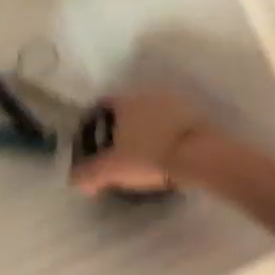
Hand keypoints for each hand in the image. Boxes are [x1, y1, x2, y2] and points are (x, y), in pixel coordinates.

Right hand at [70, 91, 213, 195]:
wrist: (200, 155)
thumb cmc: (148, 156)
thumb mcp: (111, 169)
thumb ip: (88, 173)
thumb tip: (75, 180)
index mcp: (123, 102)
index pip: (101, 106)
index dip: (93, 124)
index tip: (93, 143)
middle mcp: (147, 95)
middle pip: (127, 110)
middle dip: (121, 128)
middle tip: (117, 152)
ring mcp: (174, 103)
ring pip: (151, 116)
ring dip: (145, 131)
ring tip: (143, 155)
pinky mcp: (196, 116)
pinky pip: (172, 125)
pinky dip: (165, 136)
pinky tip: (165, 155)